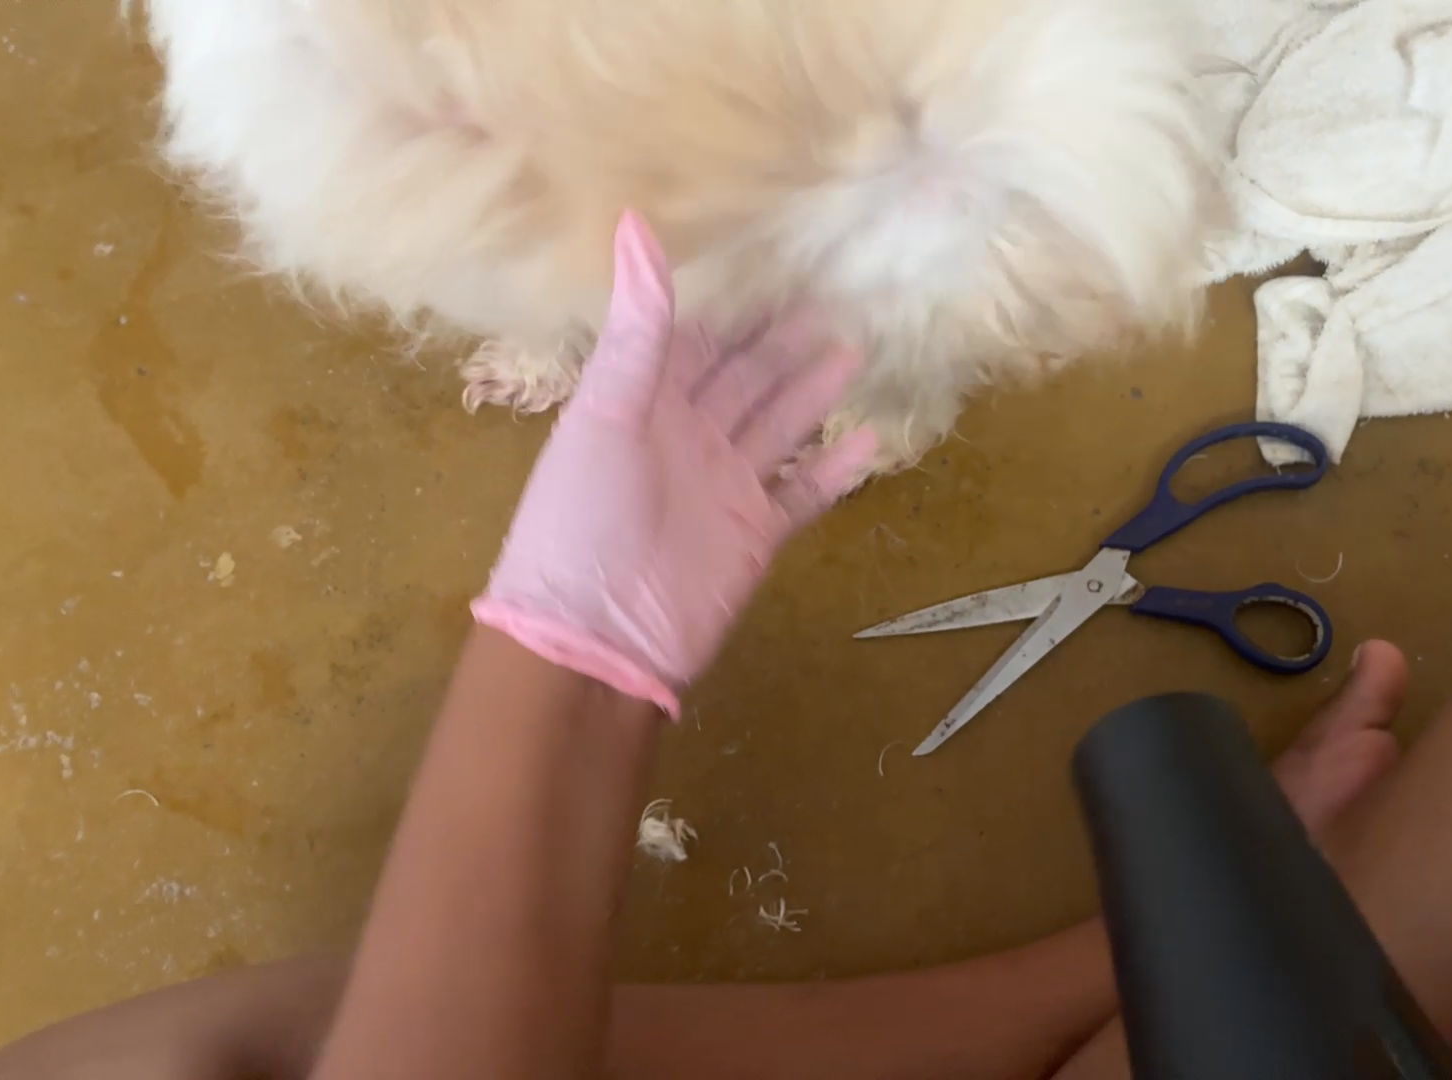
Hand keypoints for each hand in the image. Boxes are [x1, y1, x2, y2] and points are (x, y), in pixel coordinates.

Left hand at [472, 212, 875, 715]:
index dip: (733, 311)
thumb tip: (635, 223)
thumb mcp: (605, 414)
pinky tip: (867, 442)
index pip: (697, 345)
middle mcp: (690, 439)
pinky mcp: (757, 533)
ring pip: (780, 430)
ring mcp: (728, 487)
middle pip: (747, 383)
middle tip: (832, 306)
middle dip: (784, 347)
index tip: (775, 267)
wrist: (599, 634)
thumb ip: (637, 332)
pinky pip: (803, 494)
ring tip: (855, 355)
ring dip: (814, 395)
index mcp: (646, 406)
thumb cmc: (584, 519)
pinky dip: (834, 471)